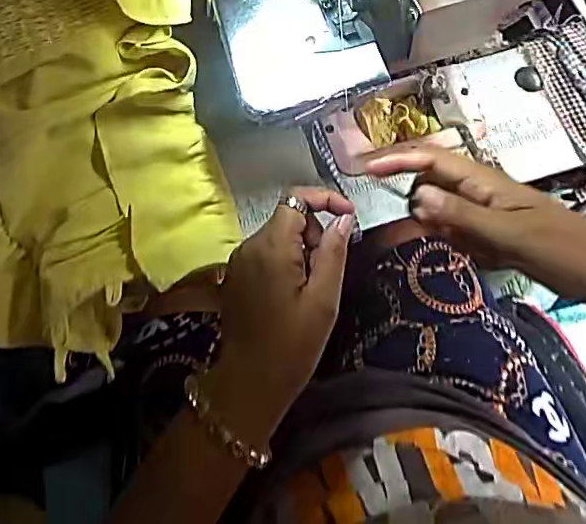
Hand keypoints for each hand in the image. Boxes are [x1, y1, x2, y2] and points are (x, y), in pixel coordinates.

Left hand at [205, 187, 354, 445]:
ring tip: (313, 285)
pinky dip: (285, 259)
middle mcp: (249, 245)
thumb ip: (334, 252)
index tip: (349, 216)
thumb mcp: (323, 300)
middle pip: (287, 216)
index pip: (296, 199)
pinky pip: (265, 252)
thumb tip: (344, 219)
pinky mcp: (235, 276)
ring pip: (277, 235)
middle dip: (315, 231)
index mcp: (270, 246)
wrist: (248, 386)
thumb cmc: (291, 346)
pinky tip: (294, 293)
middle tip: (330, 265)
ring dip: (301, 247)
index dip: (325, 200)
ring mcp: (239, 260)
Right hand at [366, 147, 585, 299]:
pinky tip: (446, 250)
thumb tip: (416, 195)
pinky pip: (456, 231)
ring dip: (422, 216)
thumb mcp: (510, 232)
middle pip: (430, 178)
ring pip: (440, 207)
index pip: (430, 159)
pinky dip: (444, 238)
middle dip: (401, 182)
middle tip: (371, 192)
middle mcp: (479, 191)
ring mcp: (485, 213)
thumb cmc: (564, 247)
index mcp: (484, 180)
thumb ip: (462, 214)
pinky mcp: (491, 235)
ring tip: (409, 230)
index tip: (364, 166)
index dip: (395, 158)